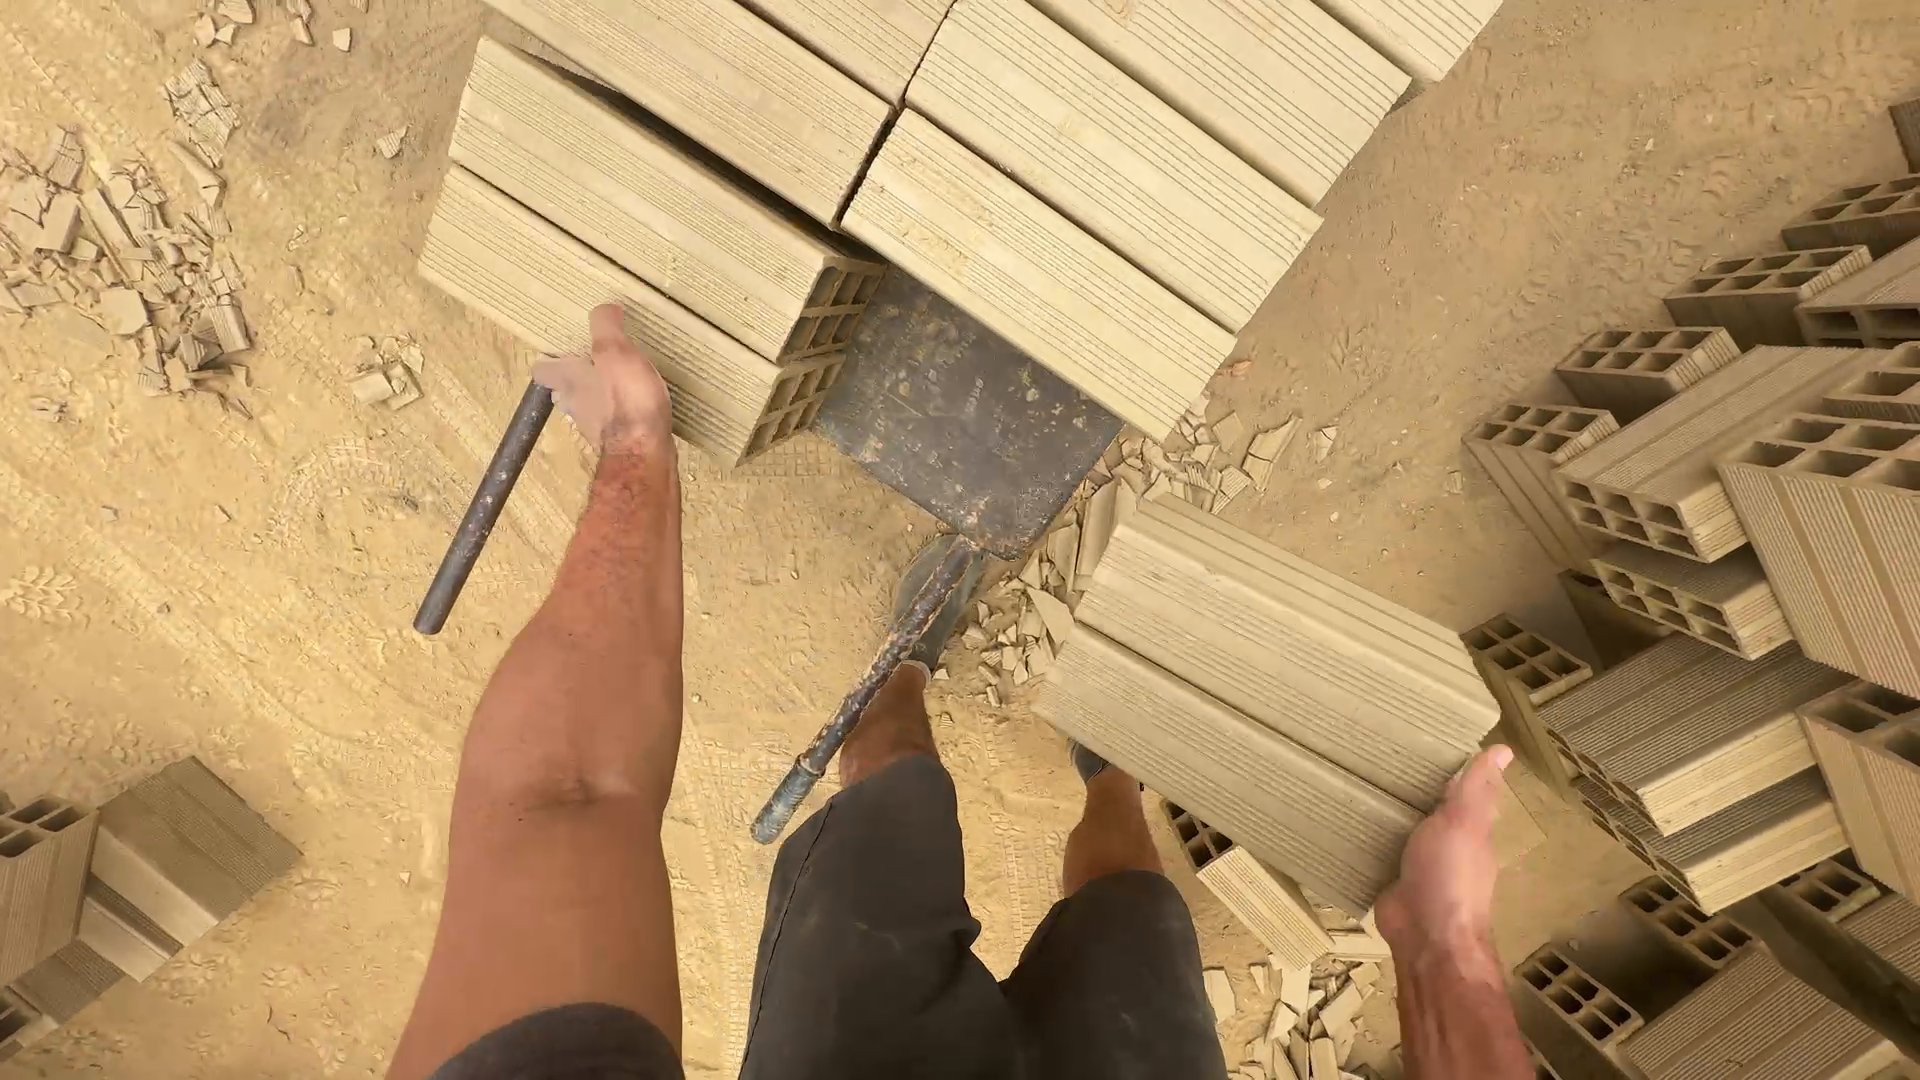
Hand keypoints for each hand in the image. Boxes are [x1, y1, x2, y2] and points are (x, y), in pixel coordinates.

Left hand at [532, 304, 673, 455]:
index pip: (542, 368)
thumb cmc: (626, 399)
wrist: (644, 451)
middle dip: (574, 382)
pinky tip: (637, 415)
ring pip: (587, 410)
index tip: (564, 354)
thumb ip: (606, 327)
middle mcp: (574, 405)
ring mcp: (595, 428)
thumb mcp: (616, 351)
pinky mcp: (618, 443)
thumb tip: (605, 307)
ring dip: (598, 402)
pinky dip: (621, 420)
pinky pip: (613, 427)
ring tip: (618, 392)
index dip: (550, 360)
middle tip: (592, 371)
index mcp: (568, 379)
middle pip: (562, 391)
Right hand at [1375, 745, 1511, 965]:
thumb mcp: (1463, 825)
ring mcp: (1419, 865)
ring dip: (1388, 811)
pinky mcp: (1392, 878)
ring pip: (1405, 829)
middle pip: (1432, 811)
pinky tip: (1346, 821)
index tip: (1427, 743)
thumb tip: (1504, 749)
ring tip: (1356, 779)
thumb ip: (1476, 790)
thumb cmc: (1449, 876)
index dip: (1453, 772)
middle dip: (1414, 788)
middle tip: (1379, 755)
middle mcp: (1448, 848)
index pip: (1466, 796)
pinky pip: (1379, 849)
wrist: (1425, 935)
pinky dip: (1368, 835)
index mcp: (1470, 833)